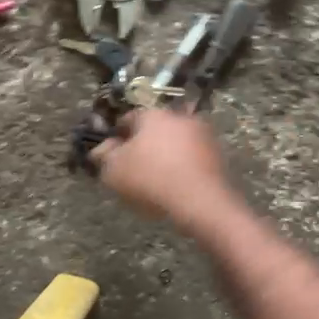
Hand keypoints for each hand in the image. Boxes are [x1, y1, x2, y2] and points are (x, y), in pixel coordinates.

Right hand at [91, 108, 236, 226]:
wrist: (201, 204)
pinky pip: (190, 159)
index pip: (126, 120)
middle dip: (142, 147)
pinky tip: (174, 188)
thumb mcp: (113, 170)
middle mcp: (178, 117)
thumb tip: (101, 149)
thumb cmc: (151, 179)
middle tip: (133, 171)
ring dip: (163, 157)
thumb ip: (103, 156)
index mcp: (152, 114)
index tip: (113, 158)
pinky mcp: (218, 156)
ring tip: (154, 183)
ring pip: (173, 144)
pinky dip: (181, 169)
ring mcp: (202, 136)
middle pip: (152, 130)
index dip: (115, 139)